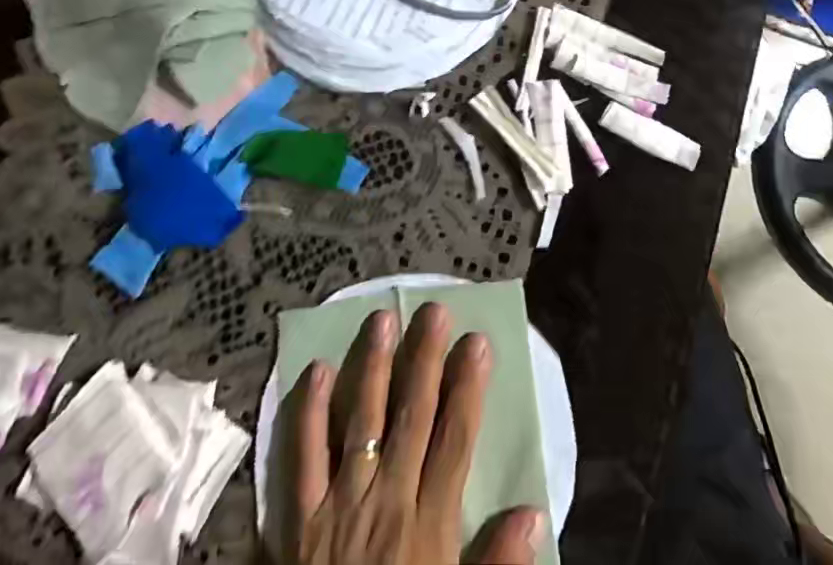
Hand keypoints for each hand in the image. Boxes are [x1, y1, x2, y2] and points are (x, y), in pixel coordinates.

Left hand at [281, 302, 545, 563]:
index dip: (468, 388)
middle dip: (425, 360)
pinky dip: (309, 410)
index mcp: (430, 522)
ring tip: (382, 319)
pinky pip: (304, 452)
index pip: (455, 439)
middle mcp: (388, 497)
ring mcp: (340, 499)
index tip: (477, 343)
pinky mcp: (300, 512)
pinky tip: (317, 370)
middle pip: (411, 415)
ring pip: (360, 418)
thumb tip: (532, 511)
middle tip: (434, 311)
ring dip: (372, 366)